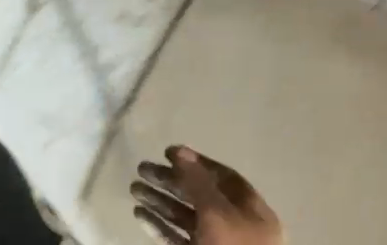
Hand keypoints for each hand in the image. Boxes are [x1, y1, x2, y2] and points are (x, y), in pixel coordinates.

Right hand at [132, 146, 282, 244]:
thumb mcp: (216, 211)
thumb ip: (197, 180)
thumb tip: (180, 150)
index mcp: (252, 212)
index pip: (224, 177)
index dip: (196, 162)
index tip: (165, 152)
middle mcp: (237, 226)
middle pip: (199, 195)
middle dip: (169, 180)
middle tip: (141, 169)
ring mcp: (218, 244)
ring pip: (185, 216)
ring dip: (159, 200)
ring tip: (134, 190)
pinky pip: (178, 237)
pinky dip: (160, 225)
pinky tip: (139, 214)